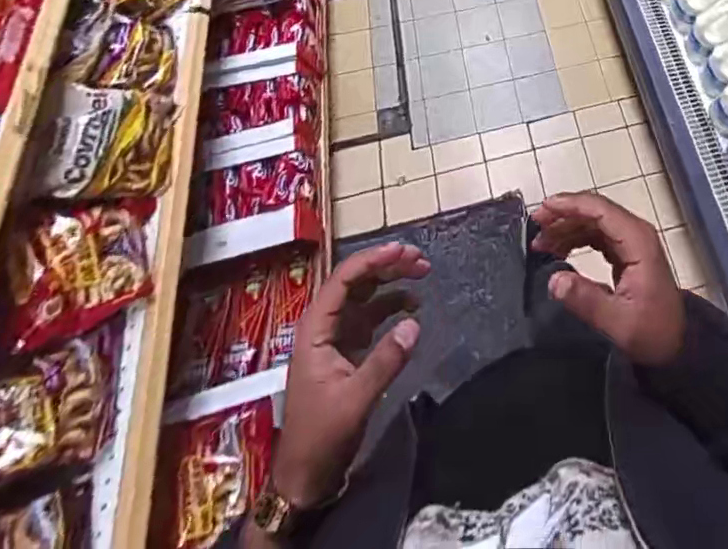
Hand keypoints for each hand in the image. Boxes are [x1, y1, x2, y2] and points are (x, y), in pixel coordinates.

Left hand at [270, 242, 427, 507]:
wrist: (305, 476)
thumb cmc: (321, 437)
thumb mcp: (355, 400)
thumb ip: (385, 361)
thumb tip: (414, 323)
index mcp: (316, 330)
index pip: (343, 280)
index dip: (372, 260)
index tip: (402, 250)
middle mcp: (324, 326)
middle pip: (356, 282)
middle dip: (387, 266)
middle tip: (420, 259)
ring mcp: (336, 337)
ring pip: (365, 296)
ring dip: (392, 281)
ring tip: (422, 273)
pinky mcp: (348, 350)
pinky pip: (372, 316)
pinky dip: (392, 306)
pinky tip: (412, 307)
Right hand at [530, 193, 684, 365]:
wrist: (678, 343)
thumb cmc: (652, 332)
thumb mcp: (618, 322)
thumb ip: (585, 299)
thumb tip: (554, 279)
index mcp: (637, 241)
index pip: (600, 210)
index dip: (570, 205)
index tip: (543, 210)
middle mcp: (635, 233)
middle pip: (595, 211)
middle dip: (563, 215)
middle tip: (534, 227)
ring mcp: (631, 242)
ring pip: (594, 222)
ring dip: (566, 227)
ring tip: (540, 243)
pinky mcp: (626, 252)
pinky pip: (597, 236)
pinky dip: (575, 238)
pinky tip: (558, 251)